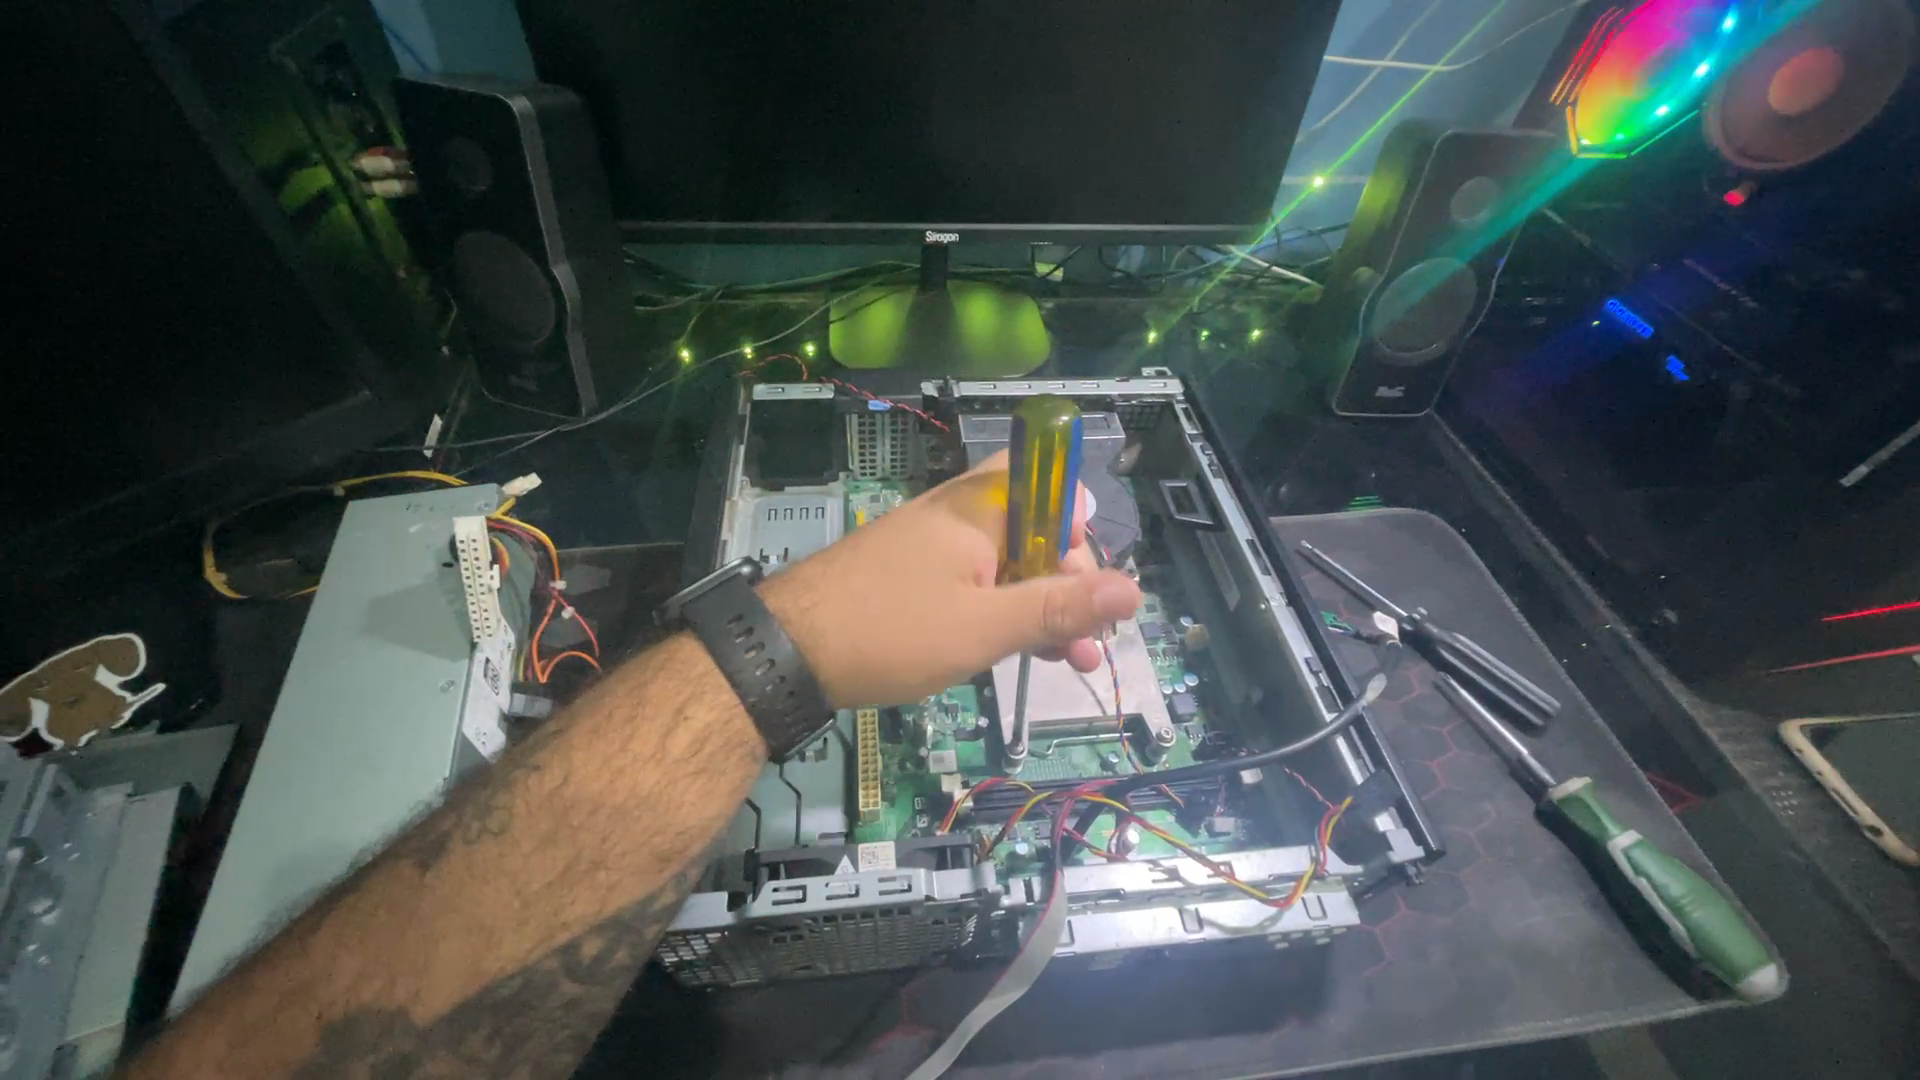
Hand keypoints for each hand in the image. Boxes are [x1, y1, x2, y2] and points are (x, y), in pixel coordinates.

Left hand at [760, 452, 1141, 707]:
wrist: (787, 652)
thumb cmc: (890, 631)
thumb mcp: (984, 627)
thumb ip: (1059, 607)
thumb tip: (1134, 589)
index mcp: (981, 508)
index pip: (1055, 490)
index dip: (1081, 537)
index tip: (1089, 592)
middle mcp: (961, 515)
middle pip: (1037, 533)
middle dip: (1070, 587)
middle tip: (1087, 645)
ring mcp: (936, 546)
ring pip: (1009, 565)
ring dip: (1042, 609)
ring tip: (1070, 661)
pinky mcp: (919, 575)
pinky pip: (978, 584)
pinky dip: (1004, 613)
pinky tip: (1020, 651)